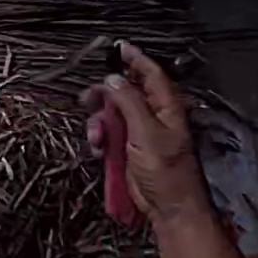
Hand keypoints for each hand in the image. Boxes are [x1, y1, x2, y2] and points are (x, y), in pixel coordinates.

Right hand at [84, 41, 211, 226]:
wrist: (168, 210)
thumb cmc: (168, 173)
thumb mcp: (146, 132)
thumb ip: (128, 102)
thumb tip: (112, 80)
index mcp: (167, 107)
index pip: (151, 73)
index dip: (135, 59)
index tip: (119, 48)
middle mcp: (154, 116)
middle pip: (125, 93)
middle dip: (106, 95)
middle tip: (89, 97)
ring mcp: (141, 133)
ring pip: (113, 114)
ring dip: (100, 122)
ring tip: (97, 136)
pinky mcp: (129, 150)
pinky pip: (110, 134)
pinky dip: (101, 138)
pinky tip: (100, 148)